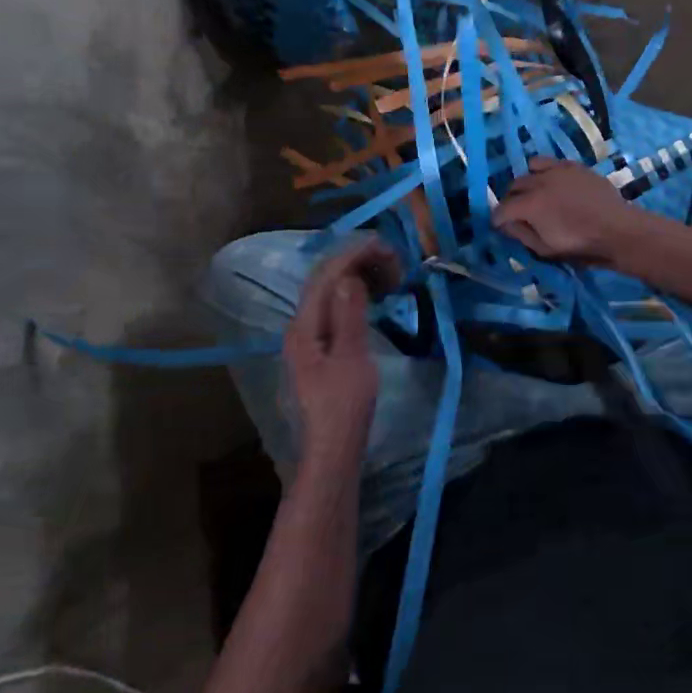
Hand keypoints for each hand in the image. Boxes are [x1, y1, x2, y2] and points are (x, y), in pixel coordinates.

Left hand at [285, 237, 399, 467]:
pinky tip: (372, 295)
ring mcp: (308, 338)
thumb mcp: (351, 359)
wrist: (333, 448)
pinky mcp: (319, 349)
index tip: (384, 244)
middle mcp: (300, 327)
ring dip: (355, 276)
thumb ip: (349, 316)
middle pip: (323, 281)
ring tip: (387, 270)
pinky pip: (334, 308)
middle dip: (355, 261)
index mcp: (303, 327)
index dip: (352, 255)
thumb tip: (349, 277)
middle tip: (391, 257)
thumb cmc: (344, 406)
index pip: (325, 277)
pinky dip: (354, 294)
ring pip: (328, 293)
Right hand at [494, 157, 656, 266]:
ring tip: (535, 193)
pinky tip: (554, 183)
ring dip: (527, 181)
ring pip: (530, 168)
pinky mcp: (574, 166)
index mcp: (530, 205)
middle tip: (518, 213)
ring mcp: (558, 170)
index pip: (501, 209)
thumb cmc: (580, 245)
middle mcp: (539, 182)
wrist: (618, 230)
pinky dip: (546, 172)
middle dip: (511, 200)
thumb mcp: (545, 249)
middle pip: (513, 186)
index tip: (500, 227)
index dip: (497, 220)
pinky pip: (552, 162)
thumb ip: (521, 234)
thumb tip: (506, 225)